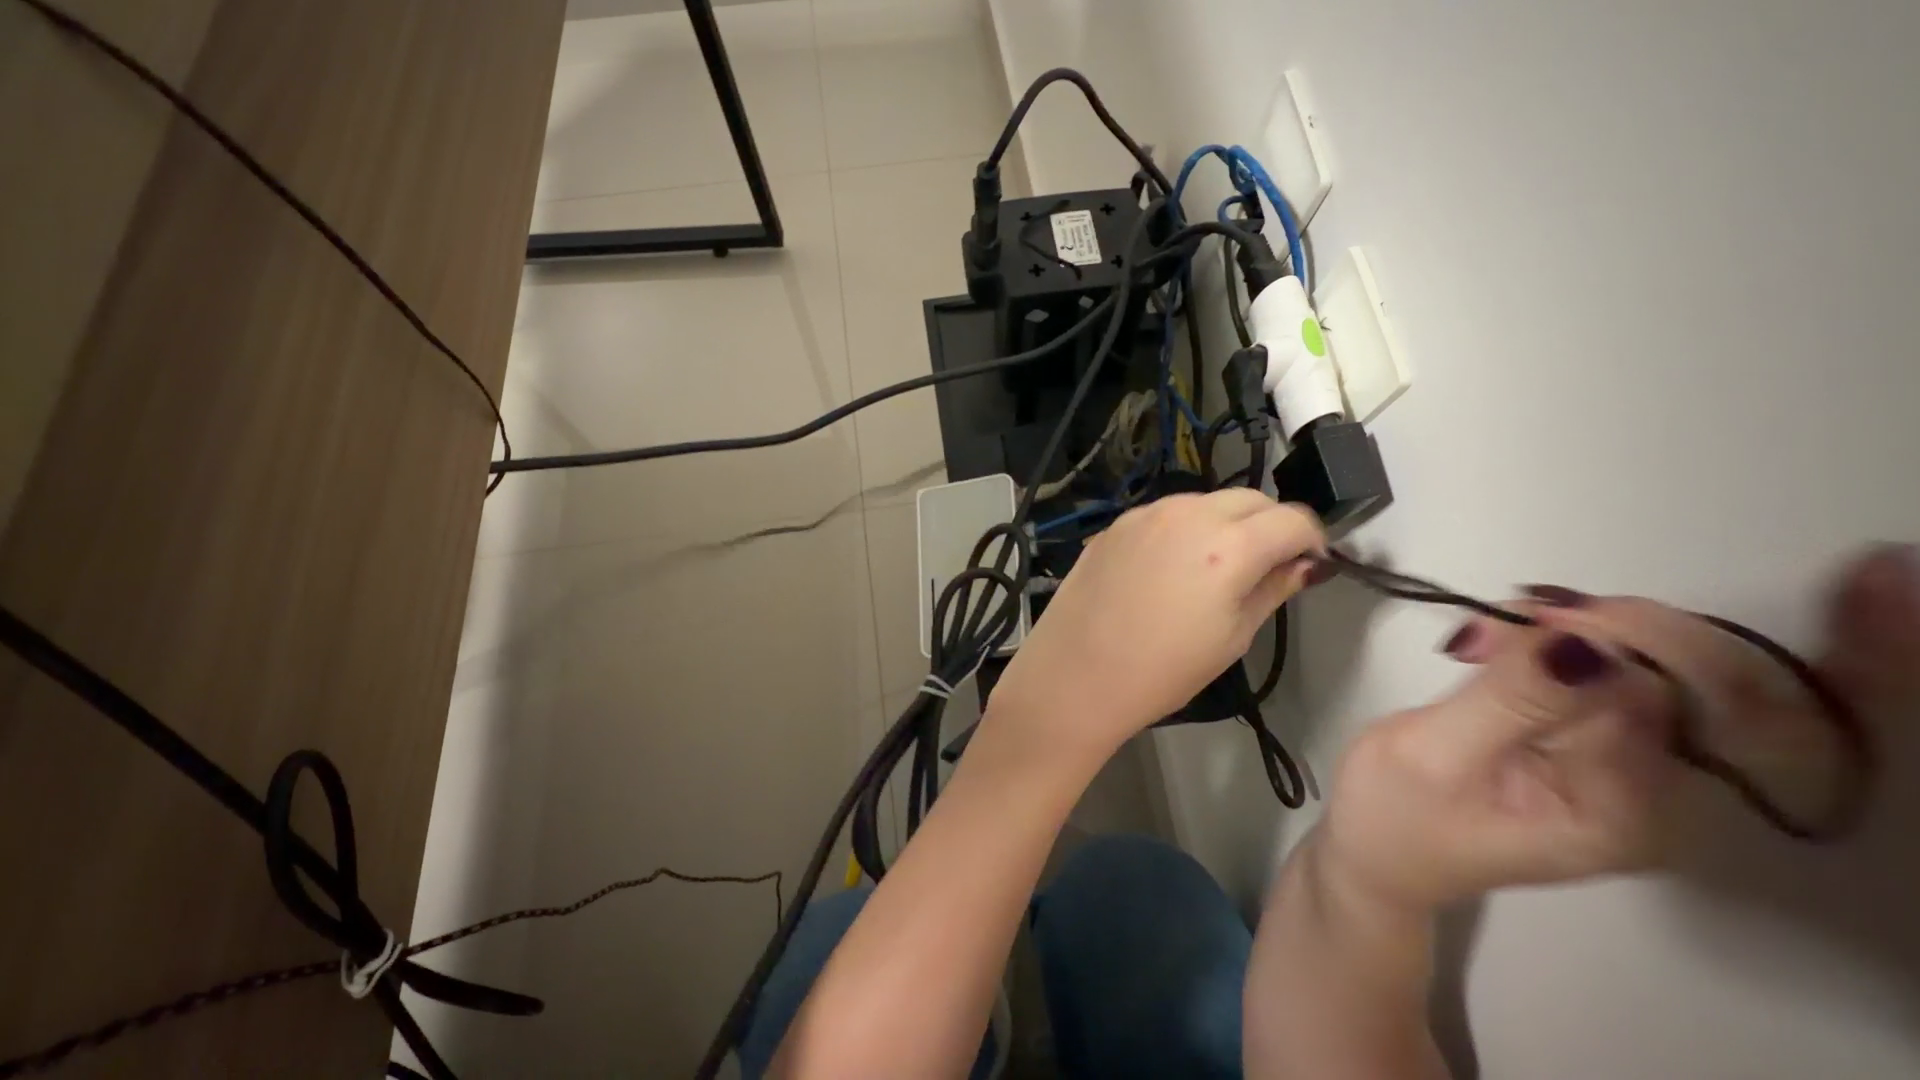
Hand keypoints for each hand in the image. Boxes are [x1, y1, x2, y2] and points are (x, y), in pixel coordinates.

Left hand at [987, 490, 1323, 755]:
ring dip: (1227, 522)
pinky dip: (1186, 528)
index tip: (1309, 563)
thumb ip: (1273, 589)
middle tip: (1268, 566)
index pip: (1293, 519)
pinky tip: (1172, 568)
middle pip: (1251, 498)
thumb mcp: (1233, 638)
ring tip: (1217, 568)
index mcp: (1229, 546)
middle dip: (1271, 524)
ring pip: (1207, 501)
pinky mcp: (1117, 523)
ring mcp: (1147, 513)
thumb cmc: (1163, 671)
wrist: (1076, 676)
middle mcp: (1189, 514)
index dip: (1312, 540)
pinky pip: (1167, 513)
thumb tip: (1303, 565)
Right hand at [1319, 544, 1919, 916]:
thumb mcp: (1437, 754)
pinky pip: (1596, 674)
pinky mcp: (1595, 746)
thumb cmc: (1392, 814)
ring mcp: (1627, 767)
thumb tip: (1582, 640)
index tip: (1510, 617)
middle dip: (1578, 628)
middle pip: (1657, 672)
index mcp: (1625, 811)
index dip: (1598, 637)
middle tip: (1489, 623)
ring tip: (1475, 642)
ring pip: (1626, 661)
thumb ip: (1509, 700)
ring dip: (1553, 633)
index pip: (1649, 693)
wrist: (1376, 854)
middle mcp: (1651, 791)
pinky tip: (1493, 649)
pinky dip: (1545, 646)